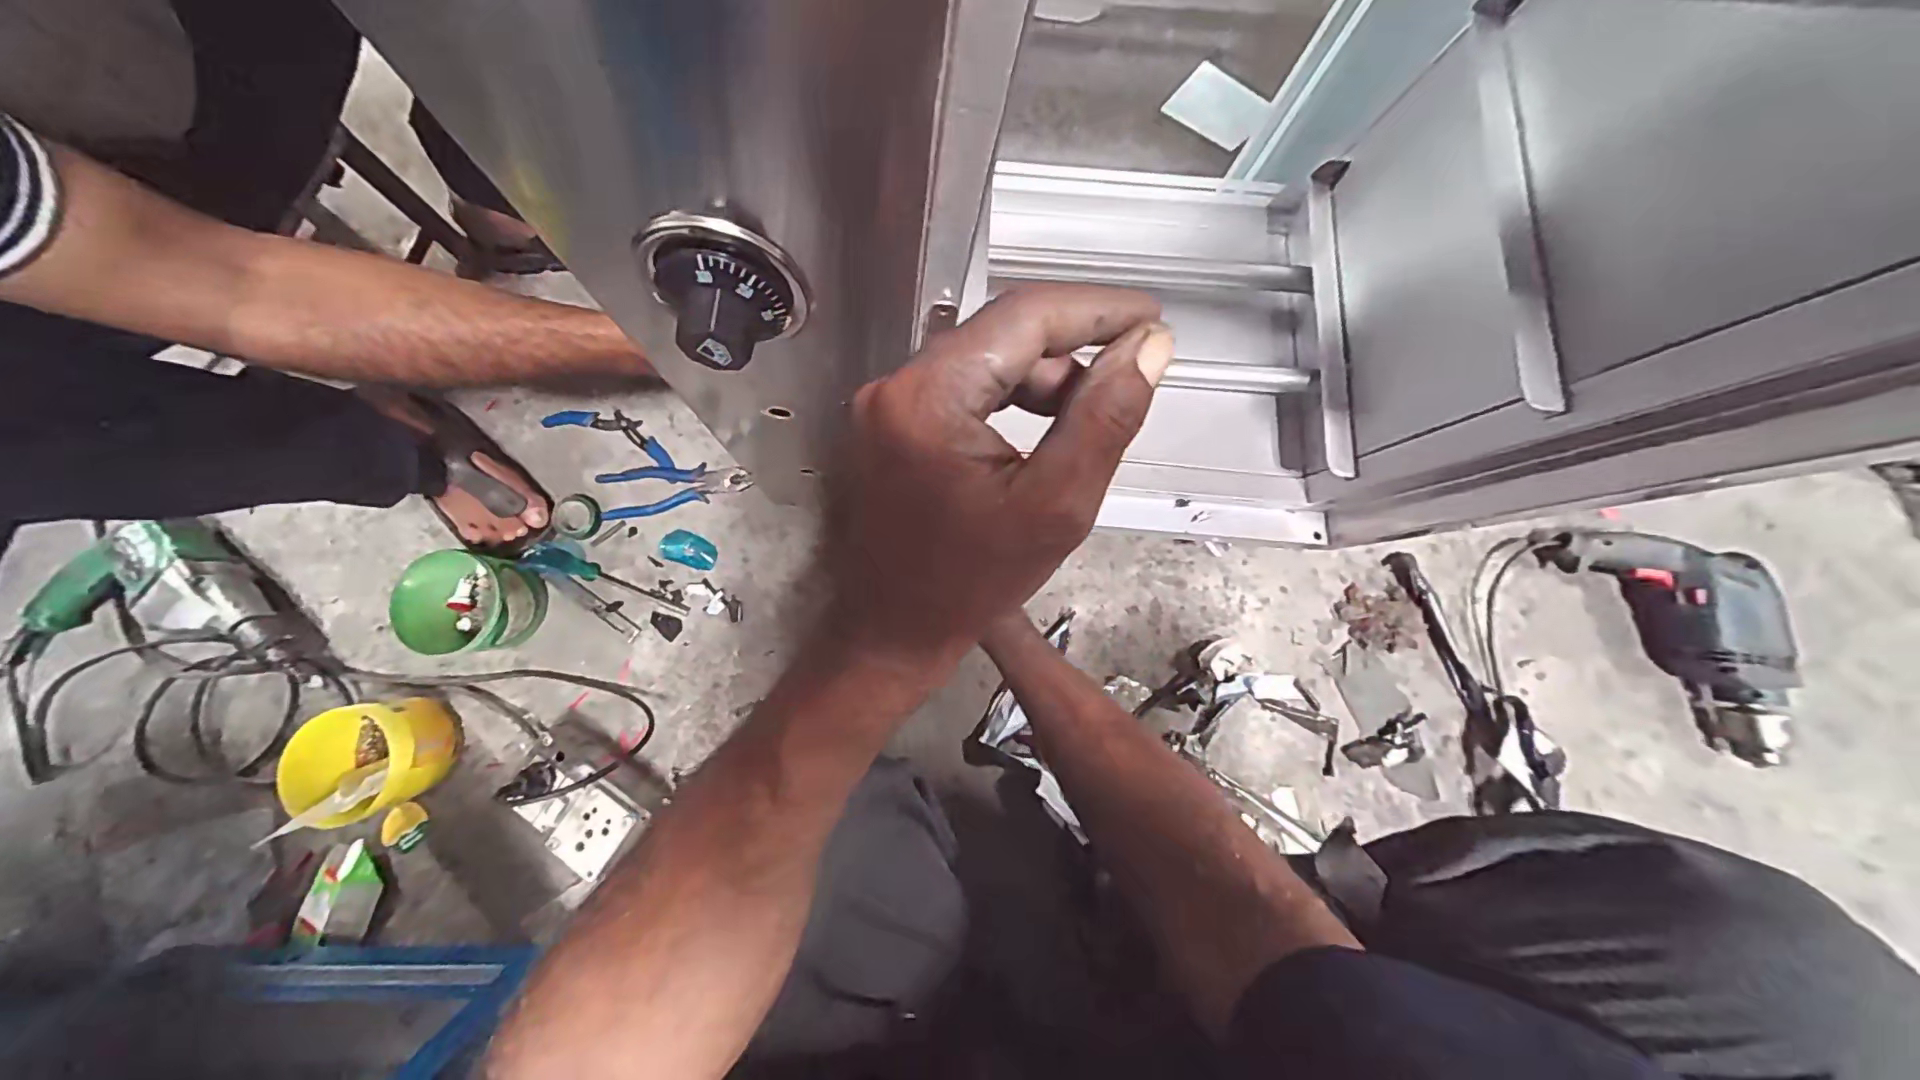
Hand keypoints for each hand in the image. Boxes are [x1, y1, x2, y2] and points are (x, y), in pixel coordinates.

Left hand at [825, 284, 1172, 663]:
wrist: (896, 627)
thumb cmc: (963, 586)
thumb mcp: (1056, 507)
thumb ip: (1105, 419)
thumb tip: (1145, 352)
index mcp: (927, 401)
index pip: (1024, 317)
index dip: (1097, 308)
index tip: (1145, 316)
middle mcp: (896, 389)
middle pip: (1003, 332)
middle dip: (1074, 346)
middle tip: (1129, 367)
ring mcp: (890, 404)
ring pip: (987, 358)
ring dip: (1045, 376)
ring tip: (1086, 415)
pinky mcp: (895, 423)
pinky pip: (966, 386)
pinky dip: (1012, 397)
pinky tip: (1044, 429)